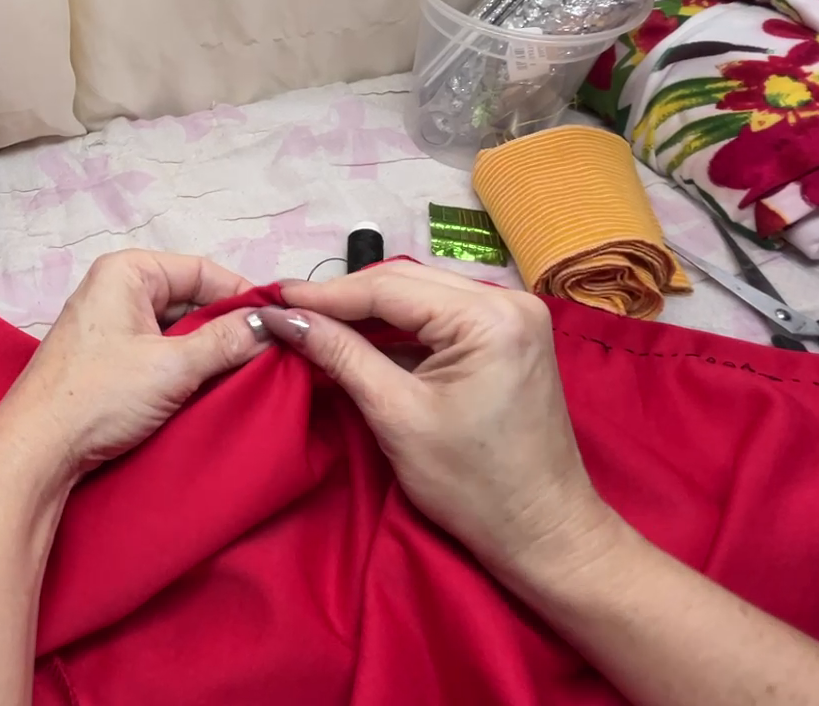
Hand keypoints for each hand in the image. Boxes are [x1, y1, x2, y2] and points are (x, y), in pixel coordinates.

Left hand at [0, 250, 267, 477]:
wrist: (37, 449)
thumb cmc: (100, 395)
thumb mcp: (173, 367)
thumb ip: (227, 342)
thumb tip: (272, 325)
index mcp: (127, 271)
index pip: (200, 269)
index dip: (243, 294)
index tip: (280, 321)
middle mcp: (116, 286)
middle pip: (189, 296)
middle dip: (227, 324)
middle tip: (272, 351)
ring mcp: (110, 321)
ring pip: (177, 325)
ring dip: (209, 346)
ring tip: (251, 369)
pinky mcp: (108, 353)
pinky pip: (160, 346)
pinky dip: (186, 362)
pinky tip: (213, 383)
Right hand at [261, 262, 618, 576]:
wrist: (543, 535)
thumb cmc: (472, 485)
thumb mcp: (395, 414)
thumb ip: (339, 354)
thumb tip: (283, 317)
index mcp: (489, 317)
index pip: (389, 289)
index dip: (326, 294)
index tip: (275, 298)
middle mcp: (506, 300)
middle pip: (403, 283)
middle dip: (343, 297)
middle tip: (289, 308)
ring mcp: (510, 314)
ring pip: (417, 293)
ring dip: (365, 308)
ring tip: (313, 318)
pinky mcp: (504, 333)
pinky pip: (435, 313)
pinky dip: (394, 324)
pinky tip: (356, 333)